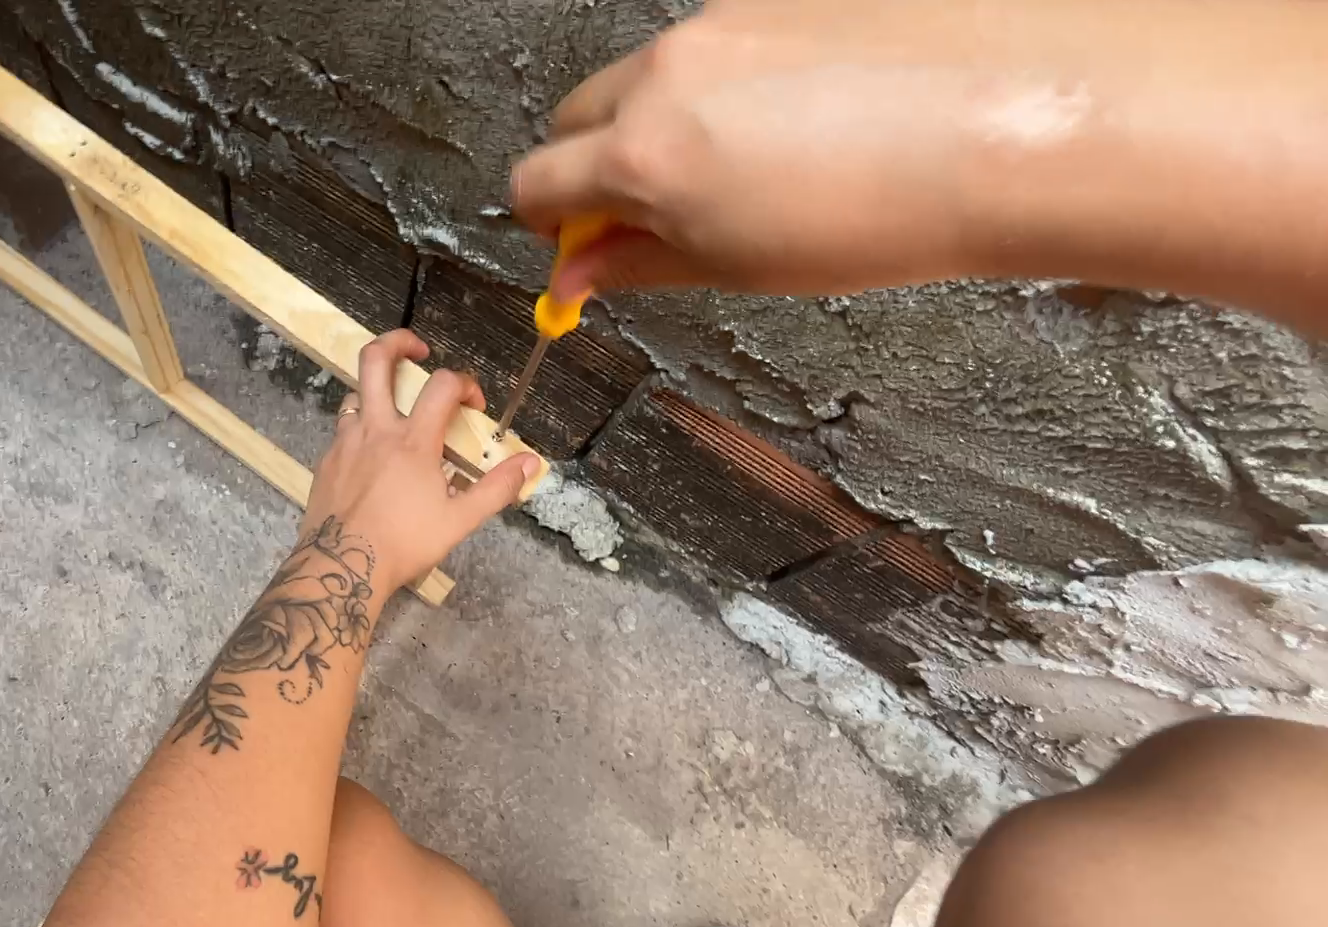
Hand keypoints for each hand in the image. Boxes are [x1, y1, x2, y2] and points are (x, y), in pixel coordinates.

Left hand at [304, 330, 538, 595]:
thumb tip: (530, 463)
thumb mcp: (459, 520)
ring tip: (395, 415)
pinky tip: (372, 457)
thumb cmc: (404, 544)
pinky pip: (342, 429)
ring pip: (355, 393)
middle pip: (376, 359)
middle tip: (418, 349)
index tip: (473, 404)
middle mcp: (374, 429)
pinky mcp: (326, 461)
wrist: (341, 566)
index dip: (465, 383)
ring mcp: (344, 442)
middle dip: (398, 341)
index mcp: (413, 441)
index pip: (443, 385)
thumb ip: (496, 488)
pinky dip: (361, 429)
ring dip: (377, 392)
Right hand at [510, 0, 1122, 297]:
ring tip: (737, 166)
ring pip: (639, 80)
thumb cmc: (875, 215)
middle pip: (572, 120)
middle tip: (647, 210)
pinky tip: (785, 118)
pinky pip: (707, 45)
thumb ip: (628, 264)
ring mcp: (722, 15)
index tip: (576, 244)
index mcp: (640, 150)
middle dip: (588, 168)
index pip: (533, 184)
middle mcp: (665, 68)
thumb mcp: (723, 266)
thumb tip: (572, 274)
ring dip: (653, 126)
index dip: (545, 225)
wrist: (1020, 125)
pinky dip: (714, 87)